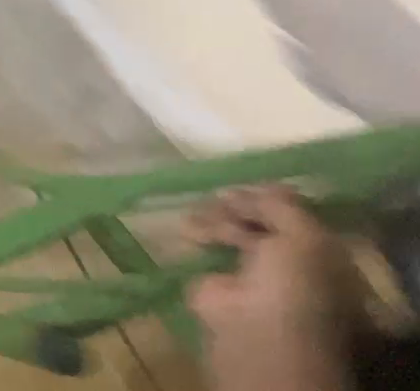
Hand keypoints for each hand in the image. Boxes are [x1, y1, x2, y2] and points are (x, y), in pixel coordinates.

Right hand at [185, 186, 358, 390]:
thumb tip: (257, 184)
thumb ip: (282, 206)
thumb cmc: (294, 283)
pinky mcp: (216, 271)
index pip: (294, 213)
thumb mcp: (302, 237)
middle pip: (259, 217)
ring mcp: (251, 265)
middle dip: (238, 204)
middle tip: (218, 197)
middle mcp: (288, 257)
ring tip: (200, 219)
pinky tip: (189, 229)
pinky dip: (195, 230)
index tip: (247, 182)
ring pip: (229, 224)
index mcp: (318, 251)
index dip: (271, 196)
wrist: (256, 325)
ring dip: (214, 216)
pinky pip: (205, 240)